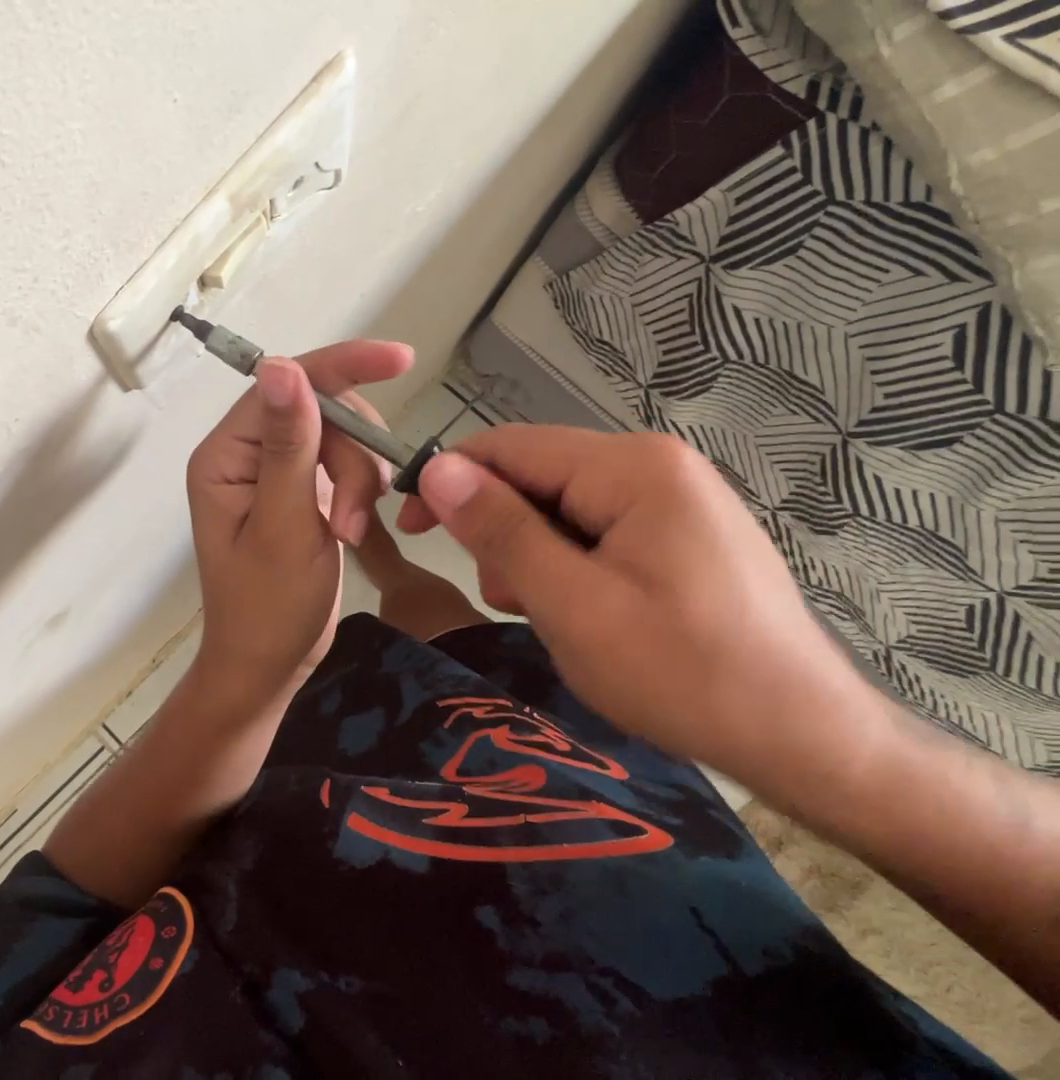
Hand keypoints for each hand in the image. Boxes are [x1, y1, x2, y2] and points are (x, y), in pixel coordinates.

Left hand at [187, 340, 410, 697]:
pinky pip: (343, 466)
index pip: (283, 386)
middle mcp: (243, 455)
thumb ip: (288, 446)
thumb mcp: (283, 525)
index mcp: (223, 455)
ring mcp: (273, 473)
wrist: (269, 665)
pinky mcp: (299, 492)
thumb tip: (281, 365)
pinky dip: (359, 492)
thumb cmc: (267, 608)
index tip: (401, 360)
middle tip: (354, 518)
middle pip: (321, 412)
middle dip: (352, 457)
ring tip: (350, 533)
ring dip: (359, 481)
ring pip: (340, 439)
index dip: (341, 368)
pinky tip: (353, 529)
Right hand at [397, 425, 877, 776]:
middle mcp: (656, 466)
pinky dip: (564, 565)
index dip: (447, 480)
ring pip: (559, 506)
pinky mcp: (680, 534)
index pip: (508, 446)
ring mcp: (674, 499)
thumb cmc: (680, 671)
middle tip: (500, 596)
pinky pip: (593, 530)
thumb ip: (500, 531)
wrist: (801, 735)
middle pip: (534, 474)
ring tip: (540, 612)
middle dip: (497, 529)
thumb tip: (436, 469)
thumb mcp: (570, 603)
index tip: (409, 530)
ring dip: (527, 554)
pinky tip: (574, 610)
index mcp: (633, 468)